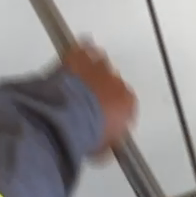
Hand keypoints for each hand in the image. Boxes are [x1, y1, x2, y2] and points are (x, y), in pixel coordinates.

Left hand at [63, 43, 136, 157]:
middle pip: (112, 83)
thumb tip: (103, 142)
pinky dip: (81, 51)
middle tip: (87, 102)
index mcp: (128, 102)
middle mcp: (116, 81)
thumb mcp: (103, 148)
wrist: (67, 117)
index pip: (126, 104)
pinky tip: (75, 57)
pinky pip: (84, 48)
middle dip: (101, 90)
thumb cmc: (87, 132)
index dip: (113, 110)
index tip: (102, 117)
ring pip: (100, 64)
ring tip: (80, 81)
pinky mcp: (81, 56)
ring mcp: (99, 67)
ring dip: (92, 71)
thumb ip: (109, 140)